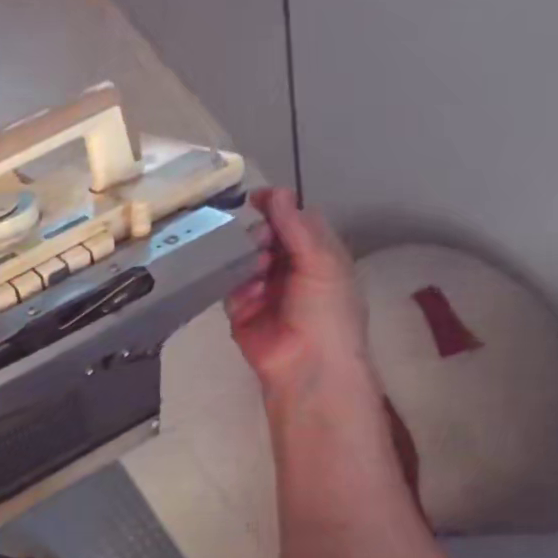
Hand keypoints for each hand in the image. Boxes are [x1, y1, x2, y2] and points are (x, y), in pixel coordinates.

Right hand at [224, 188, 367, 393]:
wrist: (308, 365)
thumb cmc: (327, 310)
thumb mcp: (321, 261)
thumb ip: (296, 226)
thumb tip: (276, 192)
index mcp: (319, 256)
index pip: (295, 222)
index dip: (277, 208)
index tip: (255, 198)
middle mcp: (290, 272)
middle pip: (265, 239)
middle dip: (260, 236)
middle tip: (260, 242)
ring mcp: (264, 293)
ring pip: (244, 262)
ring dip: (249, 262)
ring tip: (259, 272)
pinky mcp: (242, 314)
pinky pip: (230, 290)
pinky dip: (238, 289)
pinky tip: (250, 295)